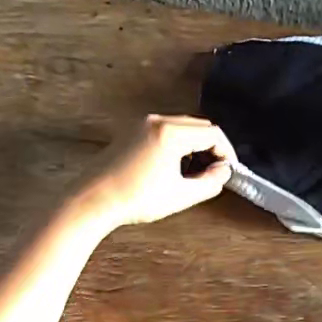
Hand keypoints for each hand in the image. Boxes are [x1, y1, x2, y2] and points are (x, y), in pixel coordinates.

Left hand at [71, 115, 236, 229]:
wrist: (92, 200)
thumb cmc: (134, 199)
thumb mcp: (180, 196)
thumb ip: (209, 183)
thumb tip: (223, 172)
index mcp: (170, 133)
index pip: (212, 133)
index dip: (226, 152)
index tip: (228, 170)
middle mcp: (156, 121)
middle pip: (198, 126)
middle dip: (211, 147)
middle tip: (215, 172)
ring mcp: (141, 124)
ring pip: (181, 127)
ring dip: (194, 145)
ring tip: (195, 172)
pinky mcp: (131, 132)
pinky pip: (164, 130)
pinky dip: (176, 144)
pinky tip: (174, 167)